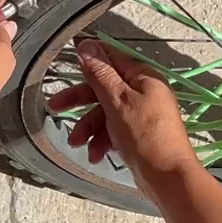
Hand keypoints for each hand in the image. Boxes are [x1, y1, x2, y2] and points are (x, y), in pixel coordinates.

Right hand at [46, 39, 198, 178]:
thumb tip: (86, 44)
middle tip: (54, 106)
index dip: (90, 60)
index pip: (112, 59)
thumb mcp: (117, 100)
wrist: (167, 178)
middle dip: (80, 101)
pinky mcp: (138, 135)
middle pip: (104, 89)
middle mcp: (144, 93)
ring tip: (77, 143)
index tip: (68, 61)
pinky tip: (95, 155)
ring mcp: (142, 115)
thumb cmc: (144, 135)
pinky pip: (114, 131)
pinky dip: (102, 141)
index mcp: (143, 78)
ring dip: (89, 127)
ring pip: (106, 113)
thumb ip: (99, 73)